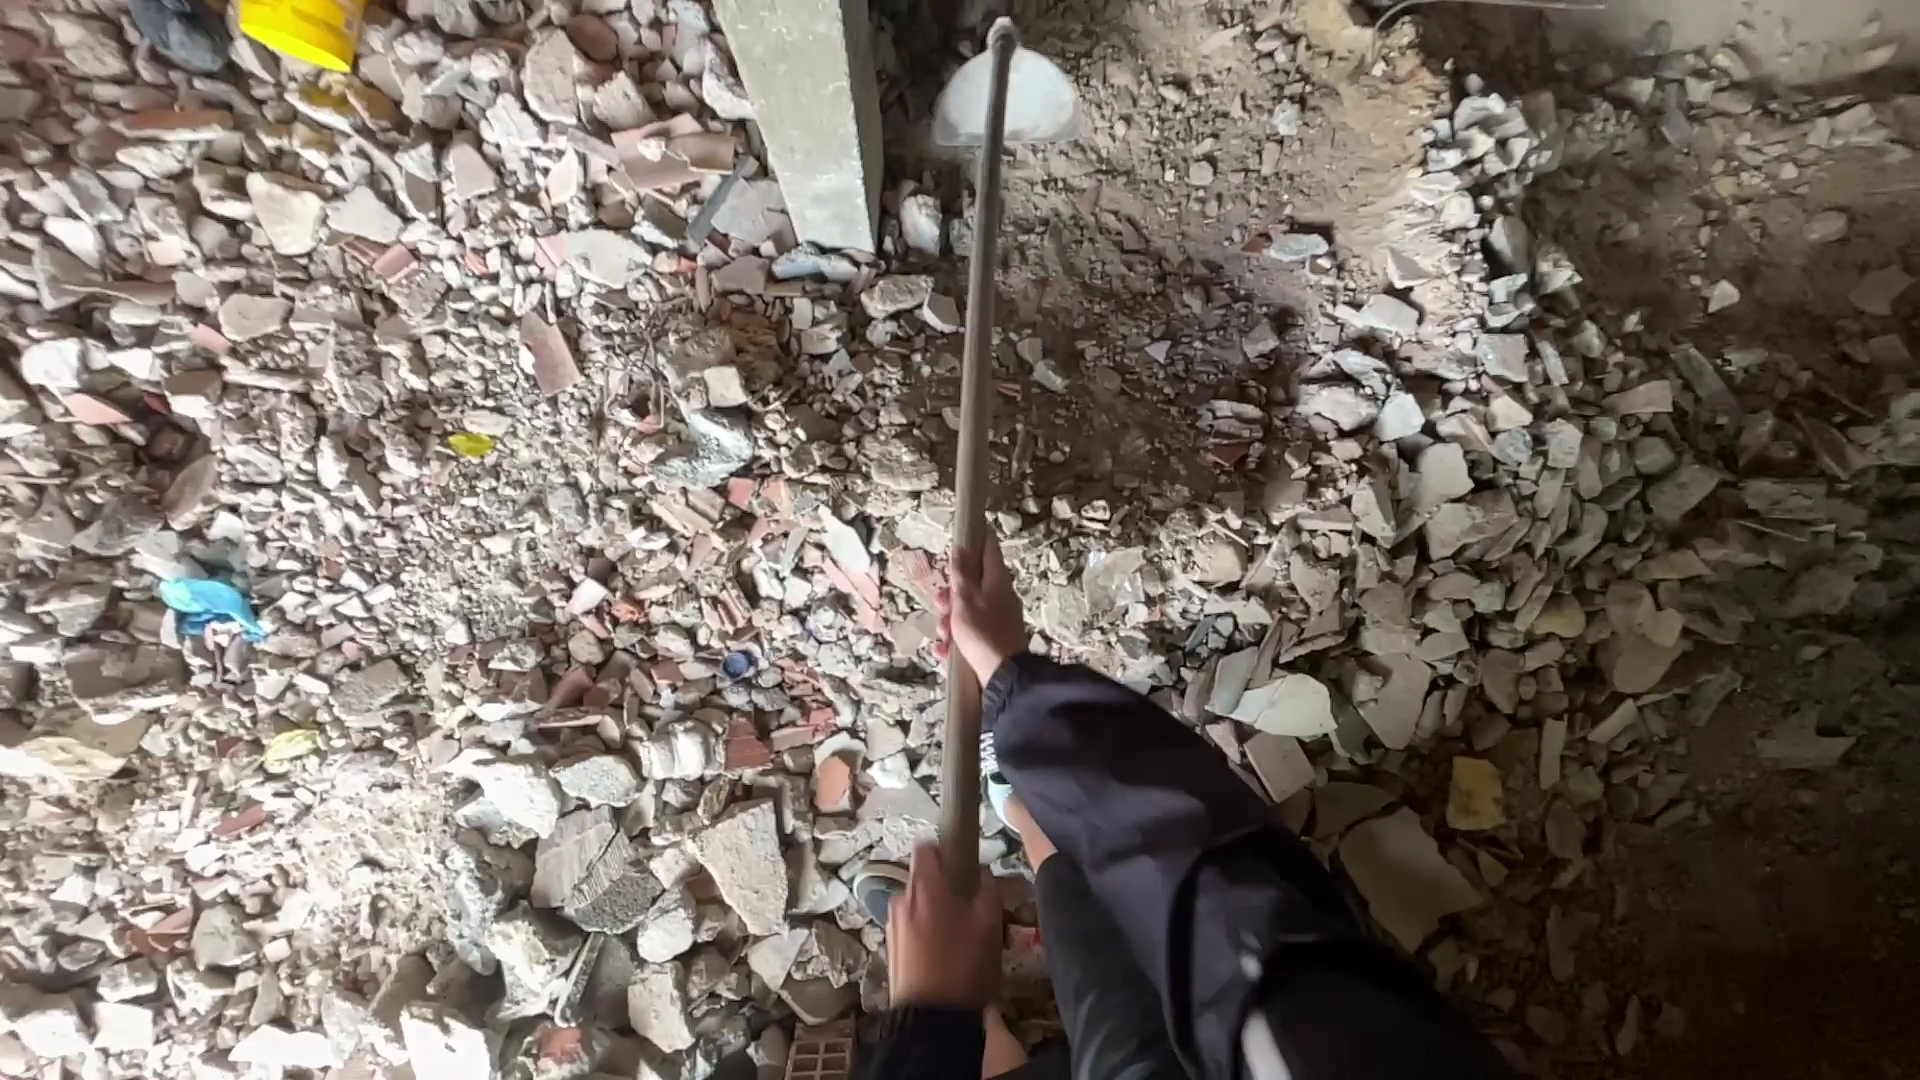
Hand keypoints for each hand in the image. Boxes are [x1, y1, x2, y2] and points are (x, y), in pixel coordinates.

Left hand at [886, 843, 1002, 1007]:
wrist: (930, 1022)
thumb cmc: (962, 965)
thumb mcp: (988, 925)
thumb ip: (988, 890)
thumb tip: (983, 873)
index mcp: (924, 886)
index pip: (926, 847)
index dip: (944, 850)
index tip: (962, 864)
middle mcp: (901, 899)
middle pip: (922, 877)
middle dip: (943, 885)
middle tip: (968, 904)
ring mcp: (892, 925)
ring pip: (916, 903)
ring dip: (933, 909)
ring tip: (957, 934)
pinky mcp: (890, 949)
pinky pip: (909, 926)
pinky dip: (924, 930)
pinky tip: (943, 954)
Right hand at [936, 535, 1025, 688]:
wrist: (1002, 676)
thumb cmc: (982, 632)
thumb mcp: (965, 599)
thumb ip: (961, 573)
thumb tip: (961, 545)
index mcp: (997, 580)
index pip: (989, 549)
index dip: (975, 539)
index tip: (960, 536)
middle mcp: (1000, 596)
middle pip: (971, 583)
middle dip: (950, 594)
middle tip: (941, 604)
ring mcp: (997, 618)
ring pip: (965, 610)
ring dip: (949, 621)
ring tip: (944, 635)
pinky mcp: (991, 639)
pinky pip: (968, 632)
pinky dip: (955, 640)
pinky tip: (945, 650)